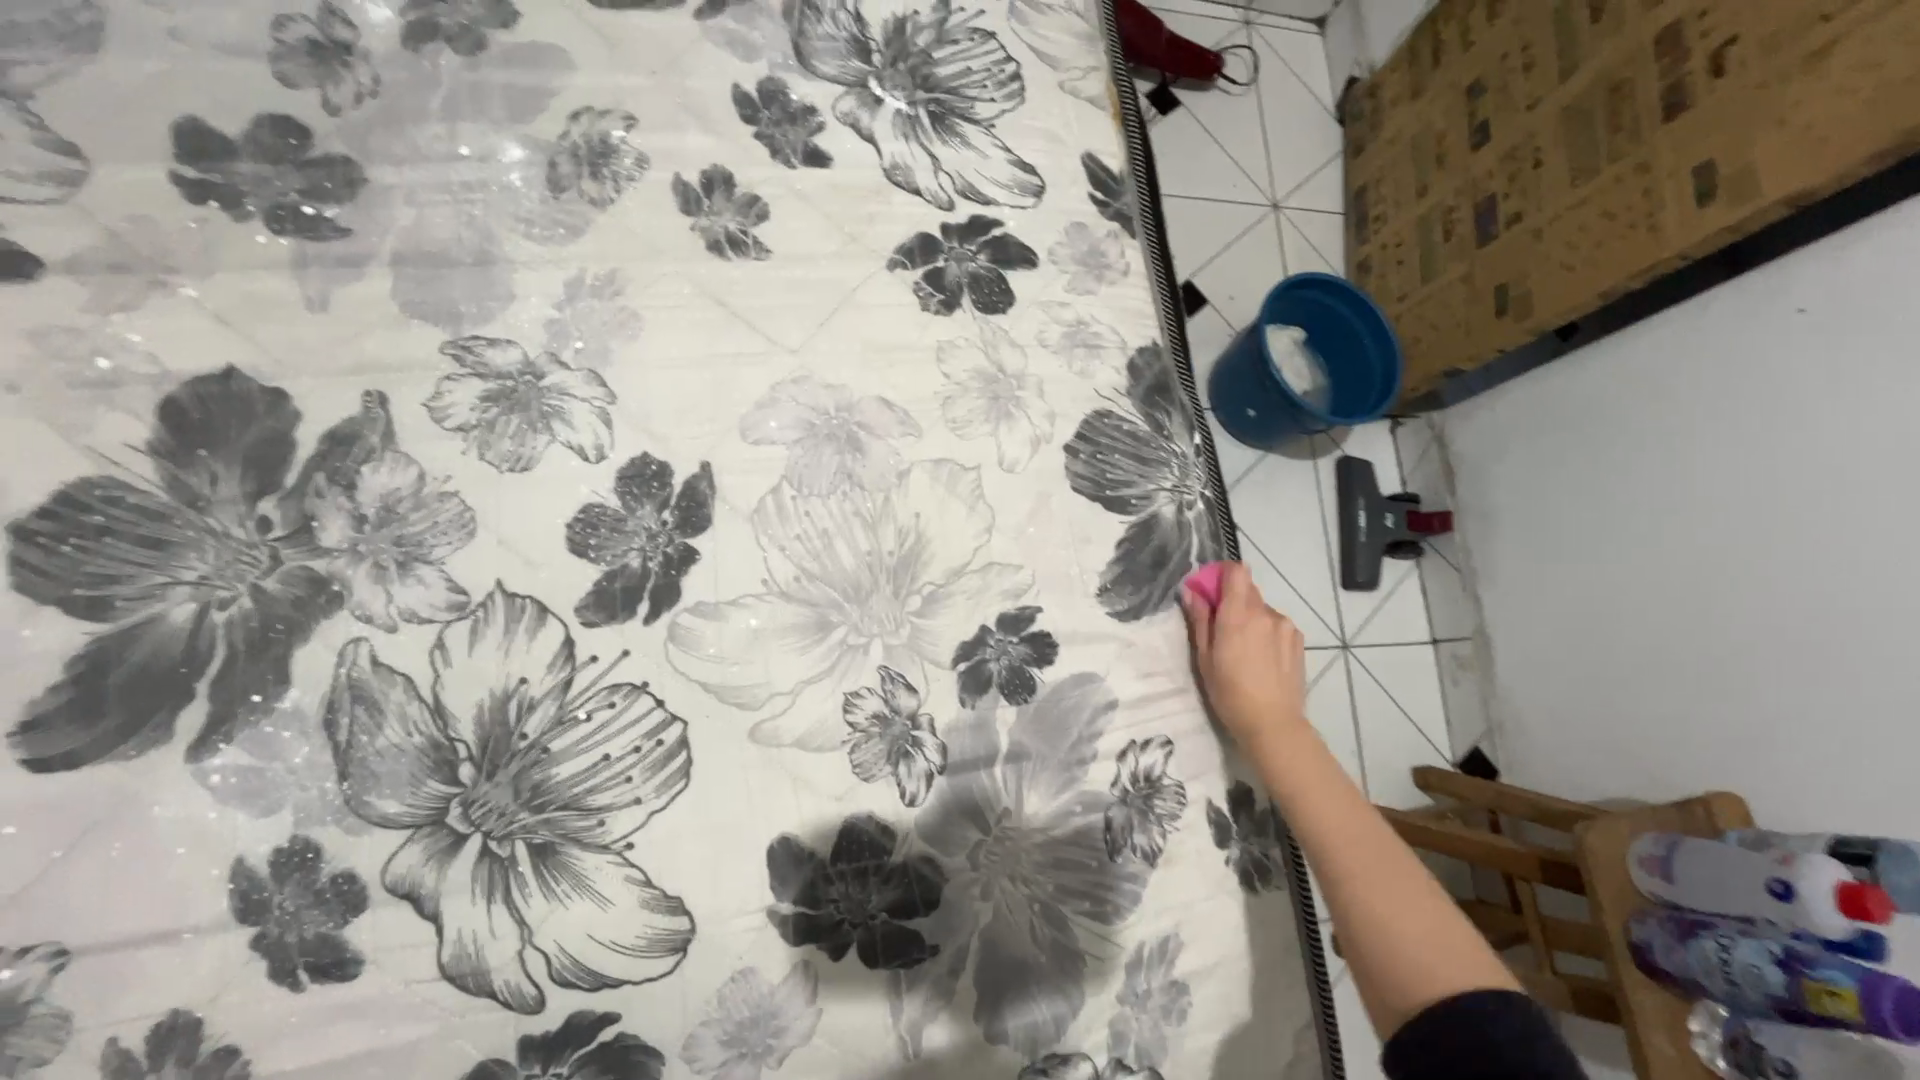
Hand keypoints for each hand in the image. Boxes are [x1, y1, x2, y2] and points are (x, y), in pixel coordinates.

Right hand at [1180, 561, 1308, 754]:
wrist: (1273, 723)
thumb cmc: (1229, 693)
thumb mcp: (1204, 658)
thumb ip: (1200, 619)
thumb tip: (1192, 592)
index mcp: (1239, 614)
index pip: (1235, 571)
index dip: (1221, 575)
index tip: (1209, 591)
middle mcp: (1265, 612)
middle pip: (1247, 589)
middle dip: (1231, 599)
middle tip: (1220, 627)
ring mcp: (1286, 625)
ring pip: (1262, 608)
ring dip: (1249, 617)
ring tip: (1243, 649)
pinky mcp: (1298, 639)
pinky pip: (1276, 624)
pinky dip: (1265, 631)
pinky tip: (1262, 658)